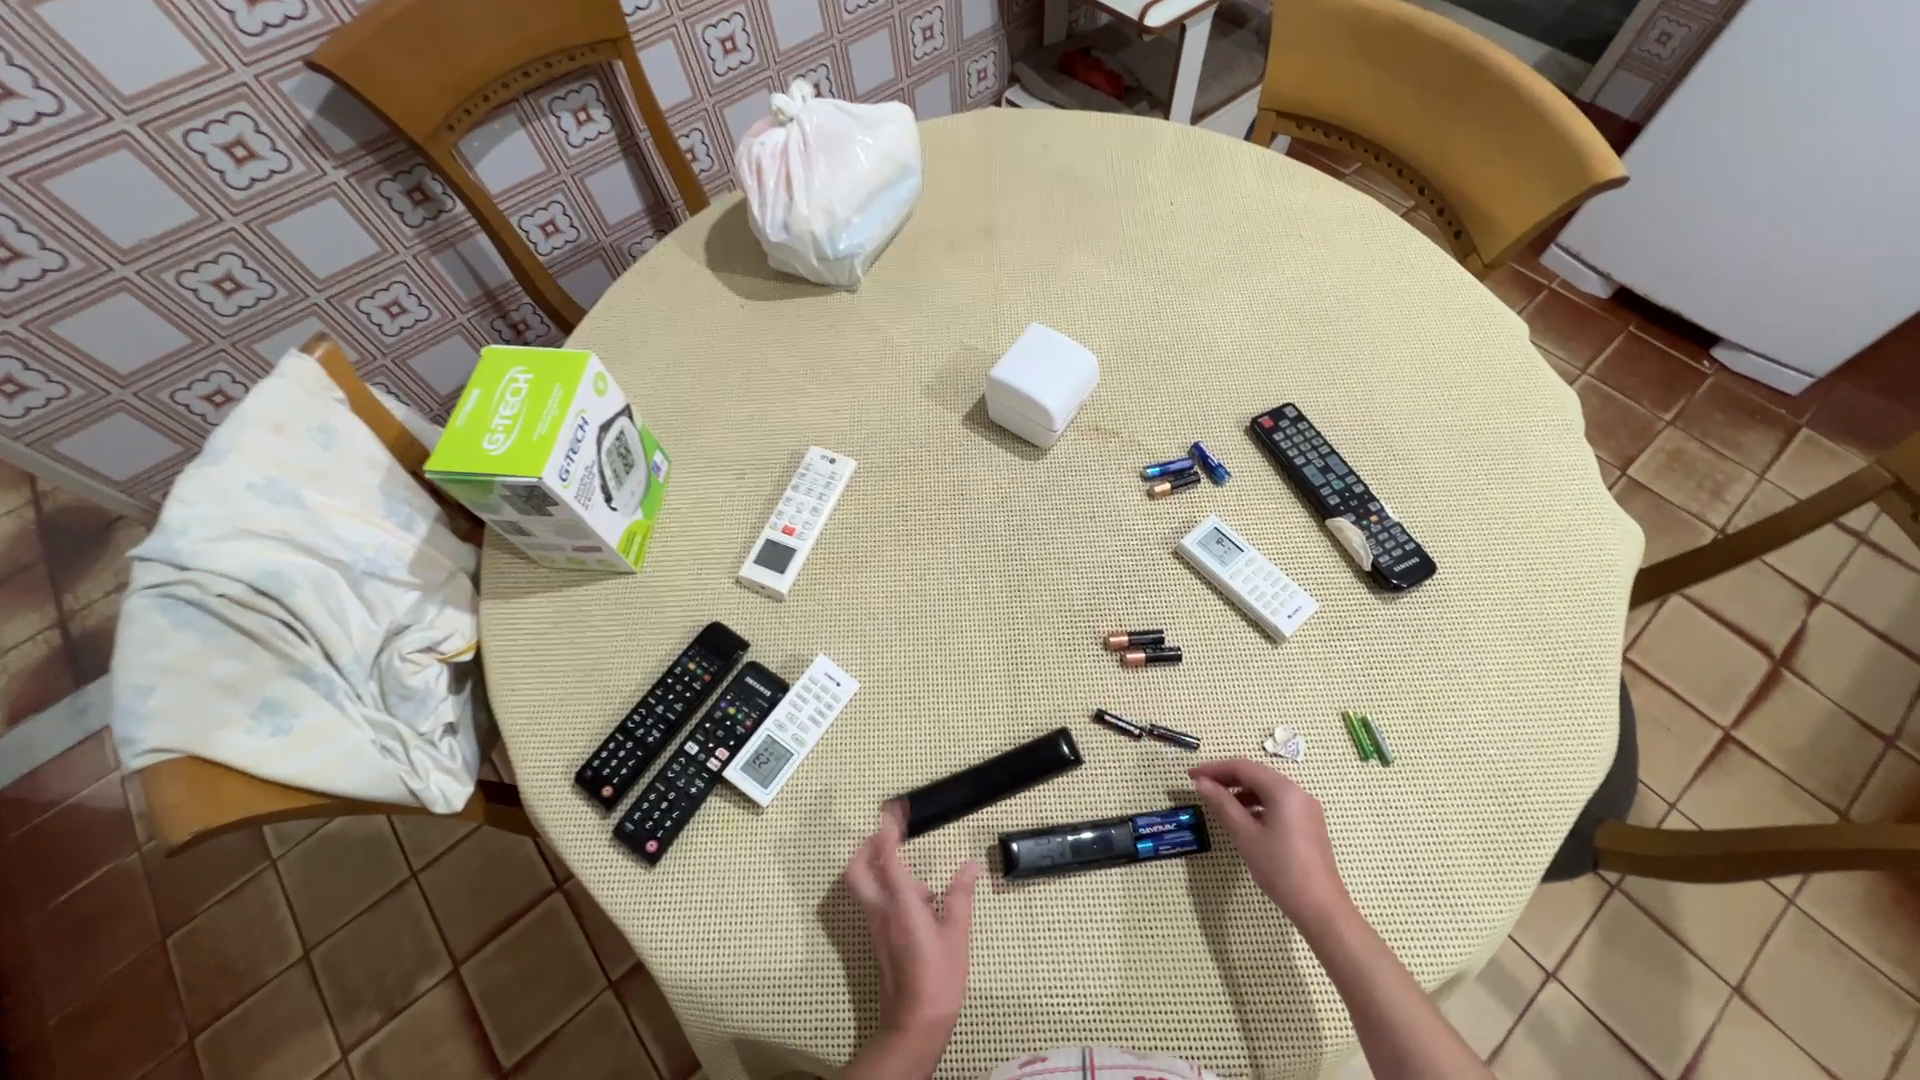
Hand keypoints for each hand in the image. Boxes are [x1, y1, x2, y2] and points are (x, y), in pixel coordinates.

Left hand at [842, 801, 982, 1043]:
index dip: (887, 828)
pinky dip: (886, 886)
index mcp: (900, 903)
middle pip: (856, 868)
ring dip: (876, 864)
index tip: (894, 808)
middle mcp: (880, 910)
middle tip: (889, 833)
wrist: (914, 1022)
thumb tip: (971, 865)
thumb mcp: (957, 934)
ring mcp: (875, 924)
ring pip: (862, 884)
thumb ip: (961, 895)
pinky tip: (917, 897)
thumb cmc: (939, 978)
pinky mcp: (877, 937)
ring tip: (911, 867)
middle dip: (867, 844)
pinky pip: (874, 900)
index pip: (885, 855)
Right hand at [1190, 758, 1351, 928]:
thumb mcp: (1245, 835)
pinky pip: (1278, 803)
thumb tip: (1201, 783)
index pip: (1243, 767)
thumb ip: (1222, 804)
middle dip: (1227, 778)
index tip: (1191, 776)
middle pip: (1257, 774)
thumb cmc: (1280, 869)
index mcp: (1284, 791)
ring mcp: (1306, 808)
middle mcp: (1298, 792)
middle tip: (1201, 786)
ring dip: (1241, 791)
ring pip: (1268, 789)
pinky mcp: (1309, 823)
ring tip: (1219, 803)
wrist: (1320, 907)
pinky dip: (1257, 804)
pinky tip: (1244, 819)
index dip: (1214, 768)